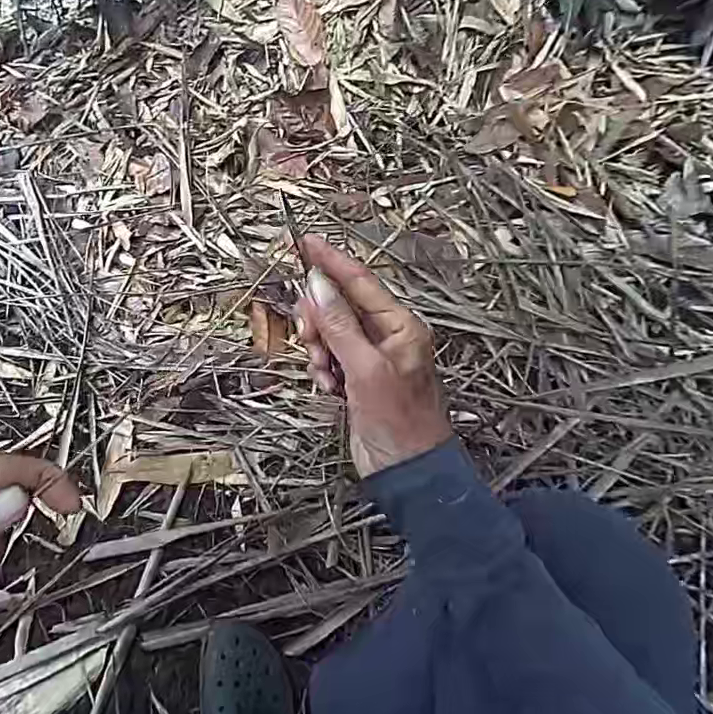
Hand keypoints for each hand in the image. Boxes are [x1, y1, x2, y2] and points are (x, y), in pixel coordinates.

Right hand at [294, 235, 453, 477]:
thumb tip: (318, 287)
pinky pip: (328, 357)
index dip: (331, 261)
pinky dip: (321, 368)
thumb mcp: (366, 369)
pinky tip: (329, 387)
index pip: (360, 282)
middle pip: (339, 307)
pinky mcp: (357, 377)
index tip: (306, 242)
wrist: (406, 471)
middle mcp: (386, 337)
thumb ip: (339, 326)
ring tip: (325, 372)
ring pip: (329, 333)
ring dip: (318, 349)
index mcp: (401, 326)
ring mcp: (370, 358)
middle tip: (310, 337)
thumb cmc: (402, 424)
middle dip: (319, 321)